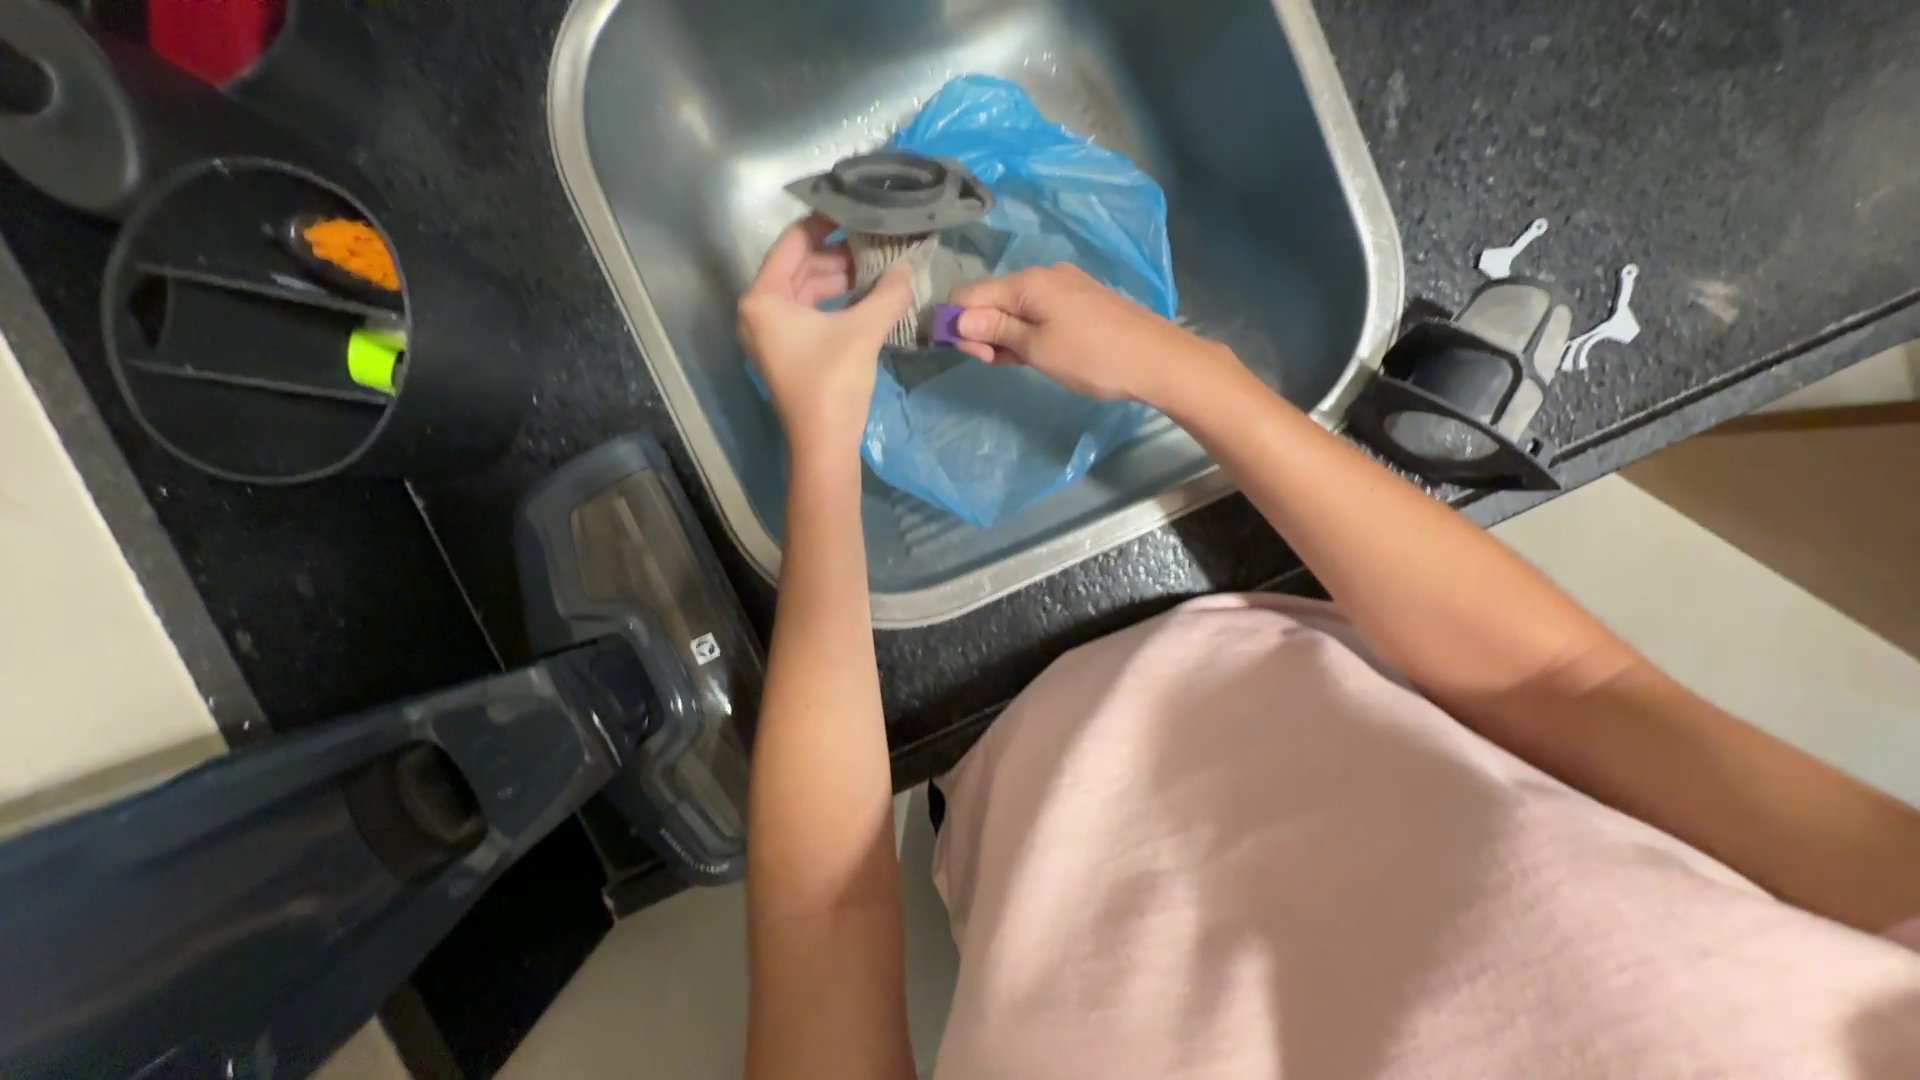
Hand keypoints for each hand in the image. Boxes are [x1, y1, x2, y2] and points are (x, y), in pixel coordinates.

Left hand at [738, 216, 913, 455]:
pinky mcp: (788, 352)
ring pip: (807, 291)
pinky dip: (836, 302)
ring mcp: (771, 334)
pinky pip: (811, 313)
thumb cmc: (833, 384)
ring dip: (840, 278)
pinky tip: (867, 296)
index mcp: (762, 298)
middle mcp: (759, 311)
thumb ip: (886, 294)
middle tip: (876, 238)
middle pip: (800, 266)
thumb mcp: (863, 332)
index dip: (824, 220)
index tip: (854, 206)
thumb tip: (906, 270)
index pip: (793, 242)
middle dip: (838, 252)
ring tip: (878, 265)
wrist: (824, 445)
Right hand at [947, 263, 1233, 407]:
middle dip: (981, 329)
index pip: (971, 292)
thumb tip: (957, 319)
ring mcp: (1066, 287)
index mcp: (1028, 282)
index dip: (955, 321)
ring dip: (1005, 334)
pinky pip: (1039, 312)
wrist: (1157, 360)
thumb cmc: (1092, 357)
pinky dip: (1027, 332)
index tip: (957, 353)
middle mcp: (1044, 275)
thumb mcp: (1036, 348)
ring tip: (1013, 364)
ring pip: (1017, 307)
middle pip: (993, 297)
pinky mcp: (1081, 301)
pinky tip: (1033, 354)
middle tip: (989, 364)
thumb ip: (996, 331)